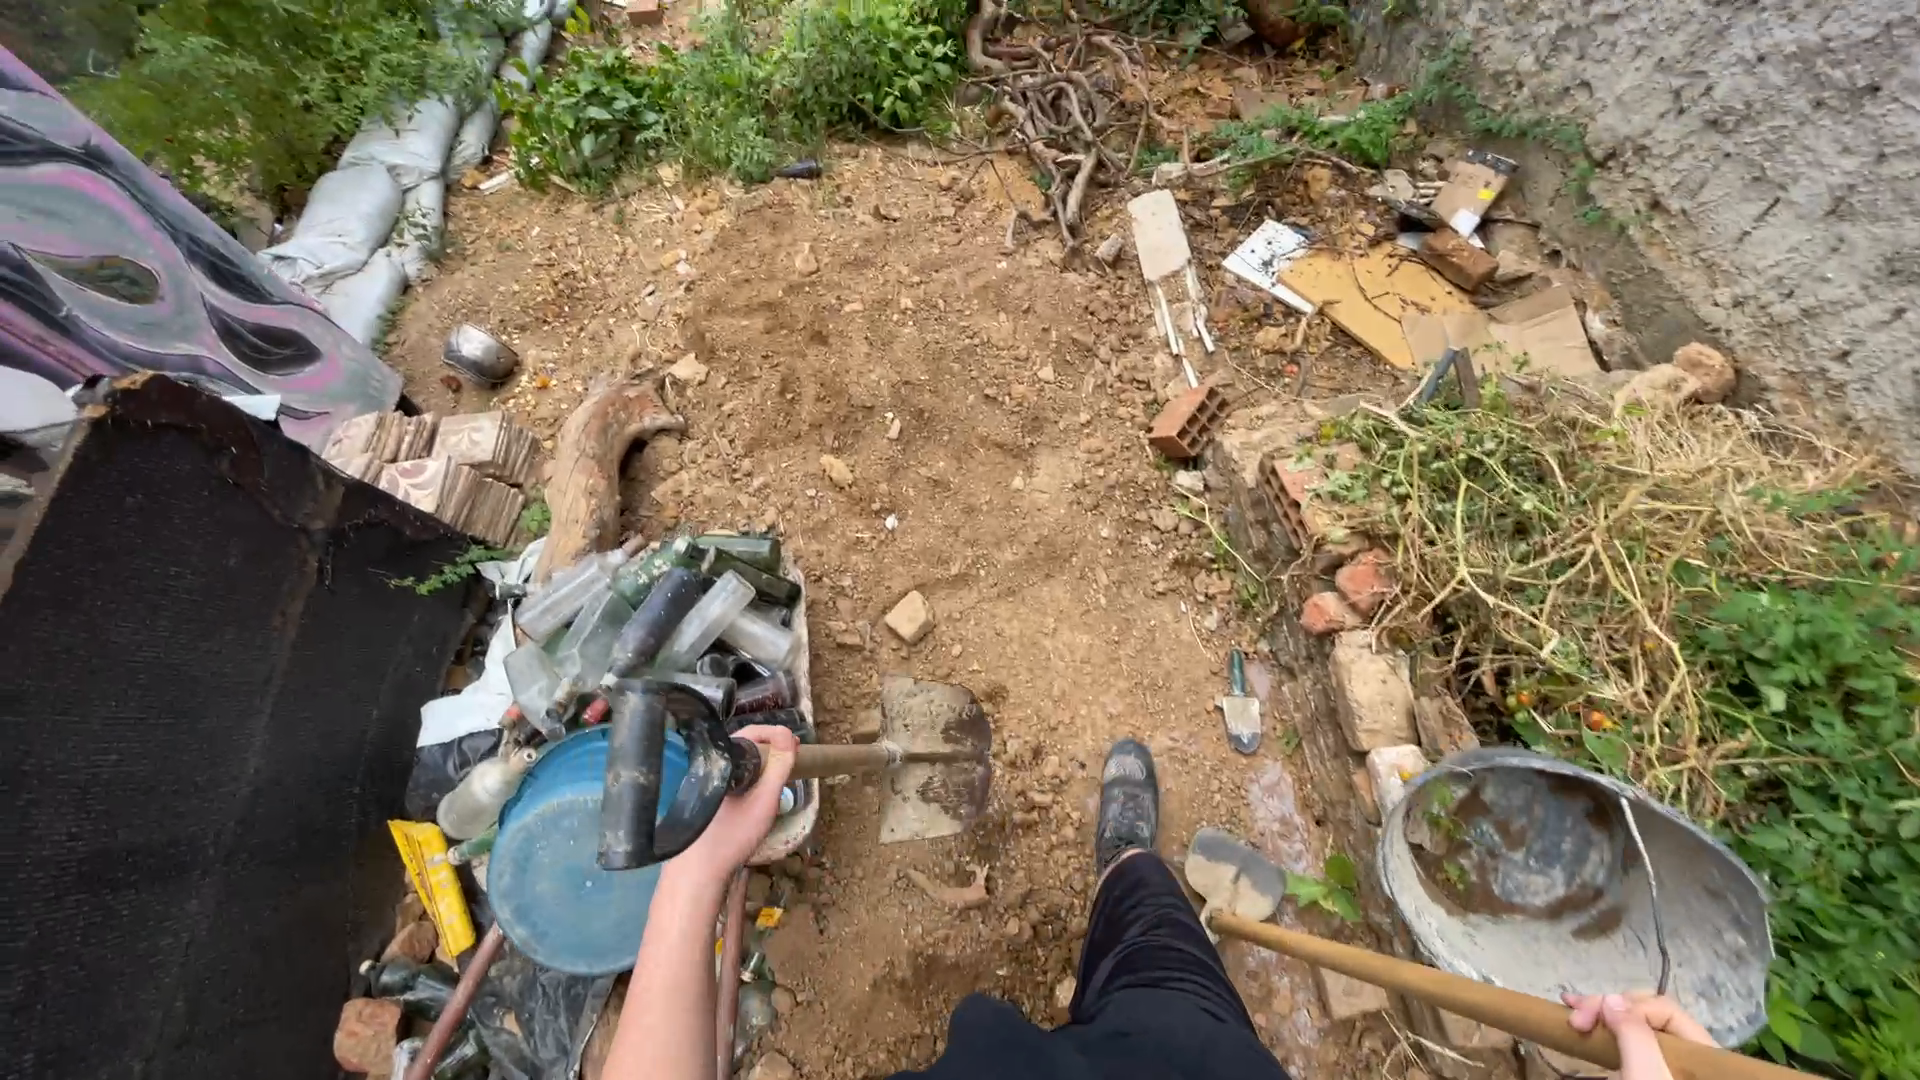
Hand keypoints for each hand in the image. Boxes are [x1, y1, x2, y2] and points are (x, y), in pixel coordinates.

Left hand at [665, 724, 797, 886]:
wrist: (700, 873)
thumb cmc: (732, 835)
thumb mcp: (764, 800)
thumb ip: (779, 766)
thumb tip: (788, 734)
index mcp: (721, 762)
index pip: (751, 733)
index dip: (776, 734)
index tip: (797, 744)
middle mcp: (711, 767)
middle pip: (745, 745)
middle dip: (772, 745)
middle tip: (794, 753)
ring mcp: (709, 784)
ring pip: (740, 761)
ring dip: (764, 760)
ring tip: (783, 768)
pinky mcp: (710, 798)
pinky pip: (736, 776)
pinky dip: (754, 775)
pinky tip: (764, 787)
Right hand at [1563, 992, 1715, 1079]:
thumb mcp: (1647, 1076)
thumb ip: (1634, 1034)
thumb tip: (1612, 998)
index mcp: (1703, 1055)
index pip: (1664, 1010)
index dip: (1625, 1006)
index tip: (1588, 1018)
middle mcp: (1690, 1059)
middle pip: (1648, 1016)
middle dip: (1606, 1008)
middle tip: (1573, 1016)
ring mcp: (1670, 1069)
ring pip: (1636, 1028)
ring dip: (1601, 1016)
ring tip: (1571, 1014)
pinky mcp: (1652, 1076)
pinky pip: (1631, 1045)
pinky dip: (1604, 1033)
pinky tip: (1583, 1030)